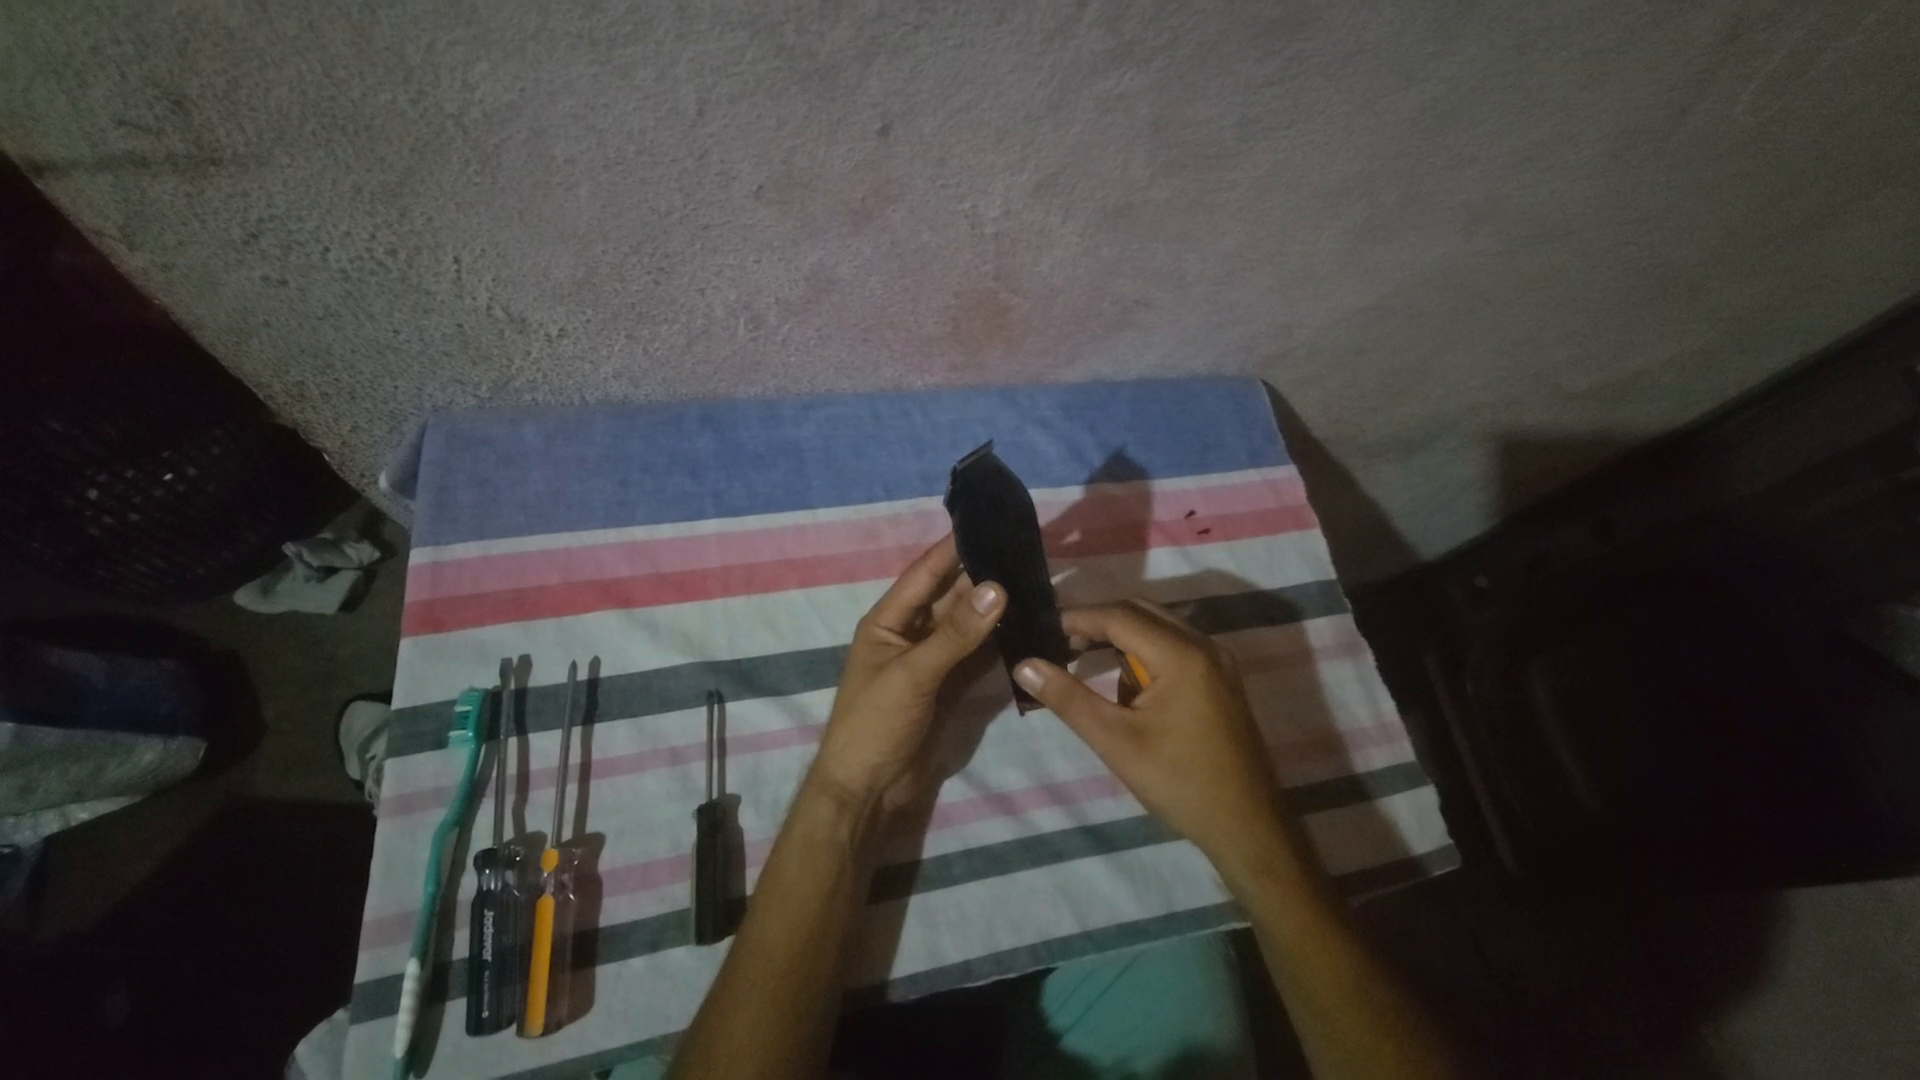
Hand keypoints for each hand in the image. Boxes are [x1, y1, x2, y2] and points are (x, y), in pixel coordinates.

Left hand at [809, 535, 1005, 816]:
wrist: (869, 790)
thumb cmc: (875, 723)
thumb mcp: (913, 674)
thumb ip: (956, 633)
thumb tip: (997, 586)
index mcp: (889, 621)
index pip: (926, 573)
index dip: (954, 548)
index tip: (989, 522)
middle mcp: (912, 633)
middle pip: (952, 596)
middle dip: (984, 576)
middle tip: (1028, 552)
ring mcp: (934, 661)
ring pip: (970, 625)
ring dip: (997, 609)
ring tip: (1038, 582)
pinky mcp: (952, 687)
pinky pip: (979, 655)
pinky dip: (1001, 642)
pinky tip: (1029, 626)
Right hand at [1013, 600, 1296, 877]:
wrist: (1248, 827)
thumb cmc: (1178, 783)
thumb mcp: (1114, 741)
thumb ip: (1068, 698)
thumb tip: (1024, 665)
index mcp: (1182, 655)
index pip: (1119, 616)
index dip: (1078, 618)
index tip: (1043, 631)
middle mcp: (1205, 646)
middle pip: (1141, 613)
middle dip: (1099, 623)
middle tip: (1060, 645)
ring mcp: (1219, 663)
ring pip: (1160, 629)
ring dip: (1122, 639)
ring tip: (1086, 665)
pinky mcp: (1222, 681)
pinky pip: (1177, 648)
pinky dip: (1146, 655)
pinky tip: (1128, 689)